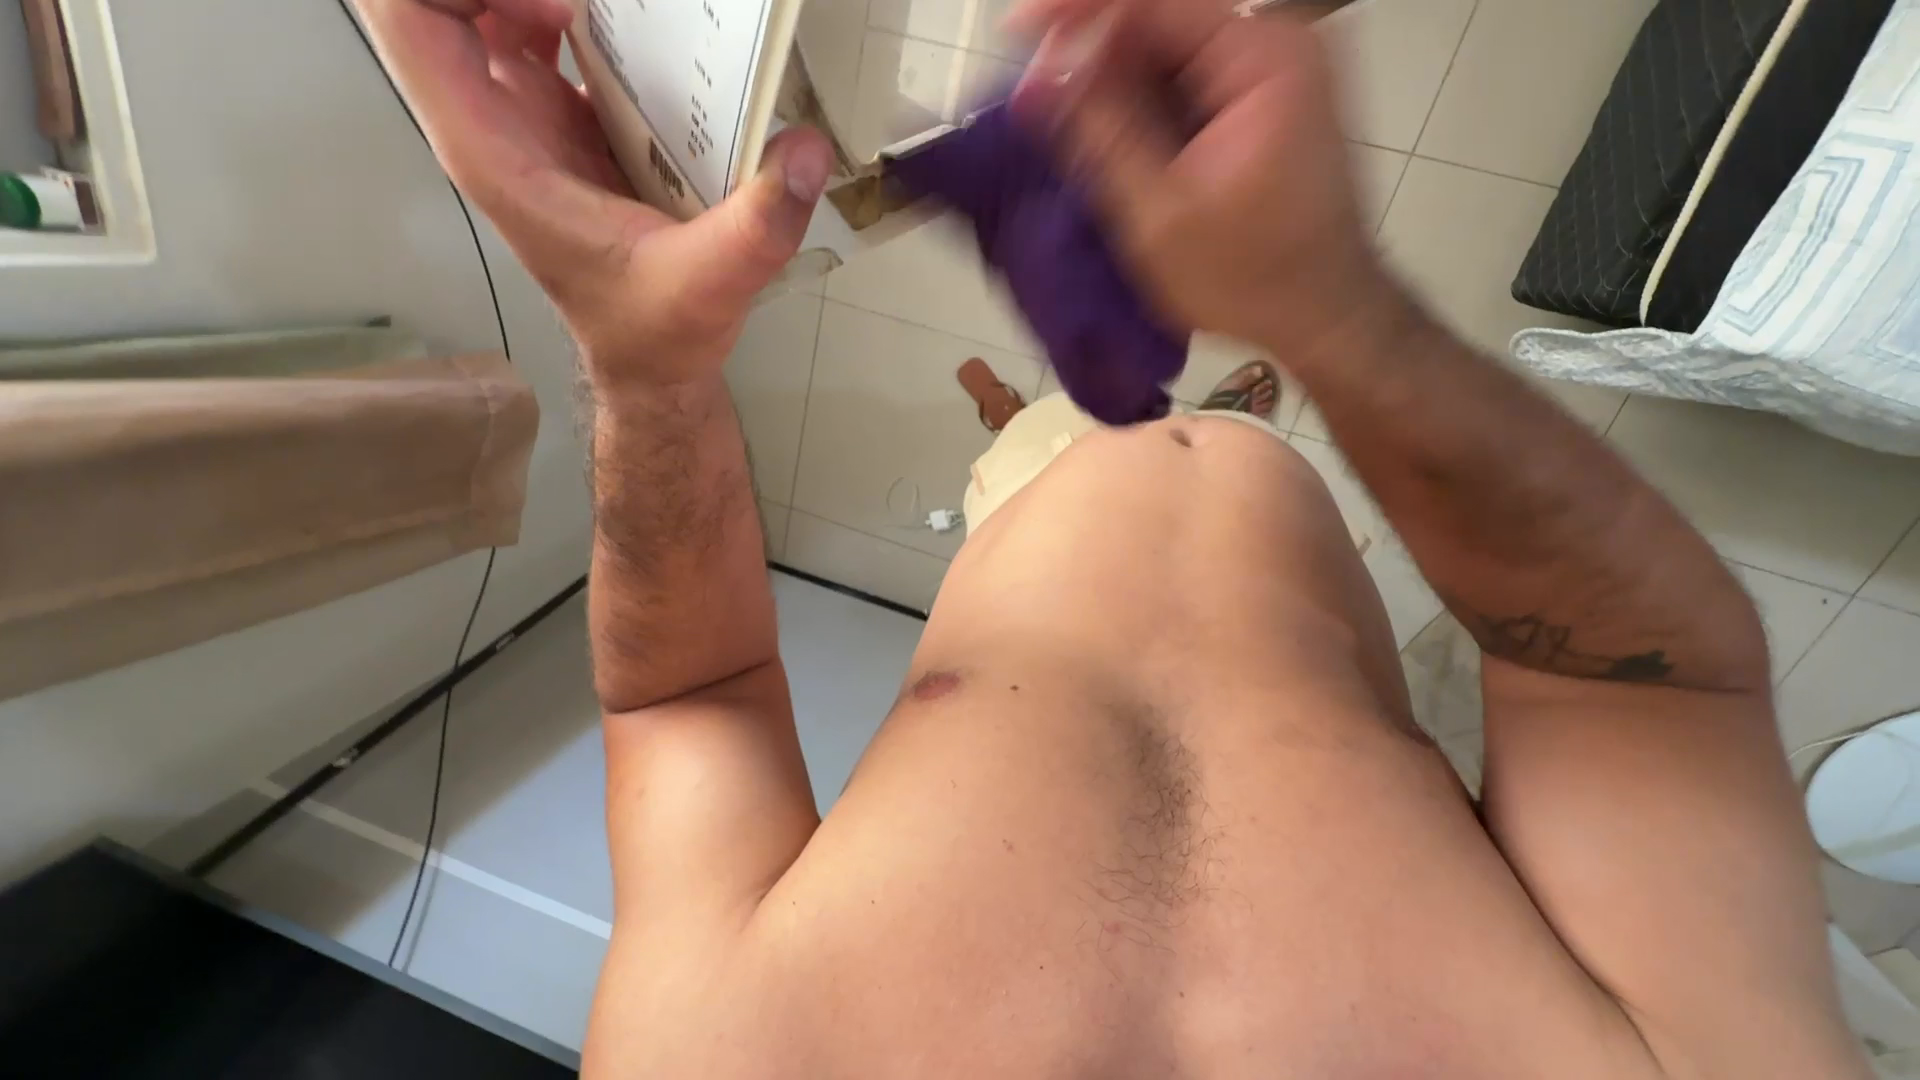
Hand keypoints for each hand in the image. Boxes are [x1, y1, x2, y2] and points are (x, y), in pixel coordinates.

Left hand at [353, 0, 832, 391]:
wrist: (655, 366)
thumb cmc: (661, 334)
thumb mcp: (714, 283)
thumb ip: (759, 224)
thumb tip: (808, 149)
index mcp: (497, 155)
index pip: (409, 17)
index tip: (565, 1)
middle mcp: (496, 126)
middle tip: (604, 0)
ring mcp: (525, 122)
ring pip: (486, 6)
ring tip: (628, 7)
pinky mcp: (563, 126)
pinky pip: (536, 32)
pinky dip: (573, 11)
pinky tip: (637, 26)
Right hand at [1009, 0, 1393, 361]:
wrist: (1325, 318)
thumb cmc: (1248, 279)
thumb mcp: (1159, 213)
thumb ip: (1100, 134)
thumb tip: (1041, 74)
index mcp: (1264, 57)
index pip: (1154, 2)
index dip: (1076, 11)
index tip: (1015, 32)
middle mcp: (1277, 46)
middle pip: (1163, 22)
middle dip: (1090, 50)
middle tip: (1031, 92)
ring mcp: (1275, 76)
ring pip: (1172, 54)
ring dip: (1111, 80)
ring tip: (1055, 114)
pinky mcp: (1264, 107)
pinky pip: (1189, 85)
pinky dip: (1141, 105)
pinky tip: (1102, 133)